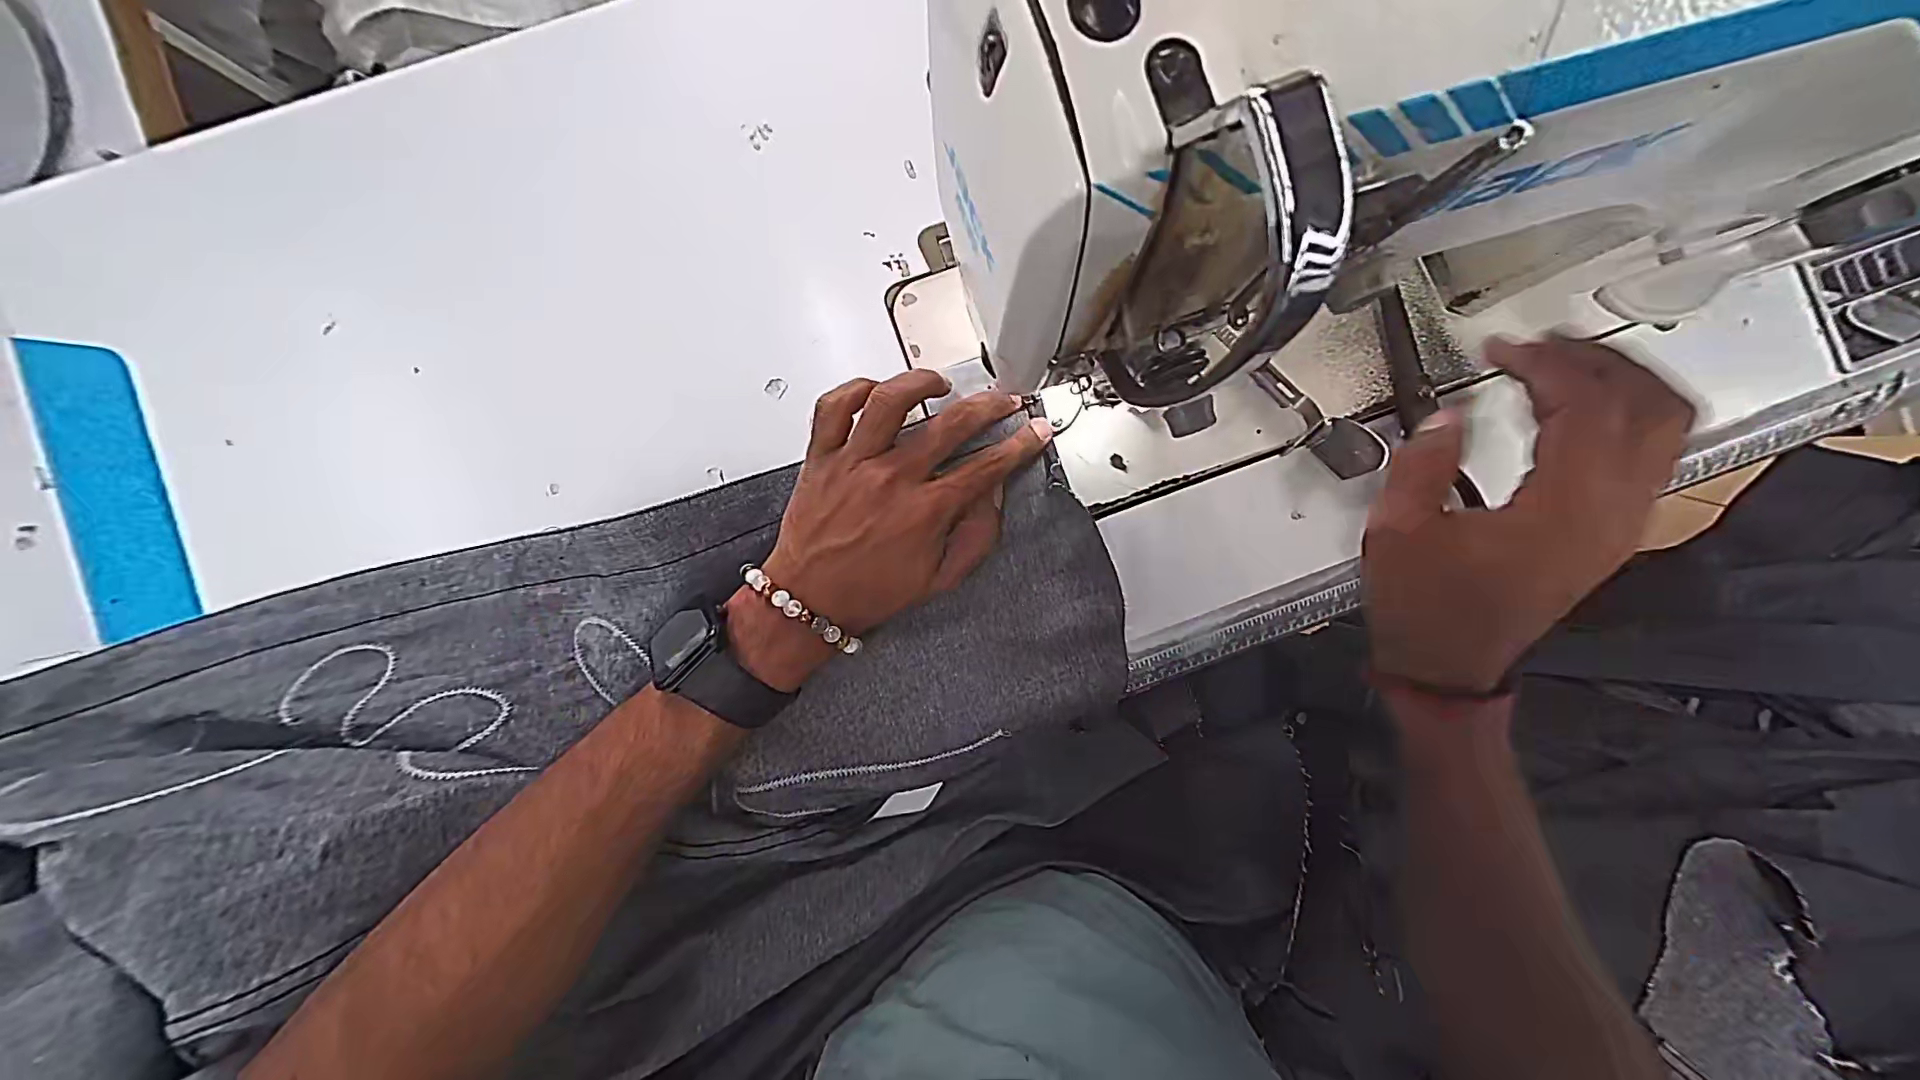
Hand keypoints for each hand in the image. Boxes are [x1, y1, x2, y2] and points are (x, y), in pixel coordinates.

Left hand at [726, 369, 1053, 689]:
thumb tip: (993, 497)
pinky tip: (876, 390)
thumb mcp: (938, 579)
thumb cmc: (868, 591)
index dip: (1019, 444)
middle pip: (952, 424)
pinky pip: (834, 408)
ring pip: (891, 401)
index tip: (1031, 432)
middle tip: (1002, 401)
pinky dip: (855, 390)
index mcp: (925, 511)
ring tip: (940, 384)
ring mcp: (854, 464)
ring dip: (922, 383)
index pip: (986, 465)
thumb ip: (975, 537)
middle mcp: (892, 480)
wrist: (811, 599)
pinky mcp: (822, 458)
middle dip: (990, 405)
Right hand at [1363, 337, 1694, 695]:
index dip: (1546, 363)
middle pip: (1650, 406)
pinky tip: (1575, 414)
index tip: (1503, 349)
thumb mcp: (1397, 529)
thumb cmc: (1424, 607)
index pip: (1588, 406)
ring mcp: (1620, 526)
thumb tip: (1445, 417)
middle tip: (1541, 346)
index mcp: (1562, 509)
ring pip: (1664, 428)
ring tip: (1561, 367)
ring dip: (1619, 385)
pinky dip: (1621, 419)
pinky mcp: (1611, 534)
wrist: (1448, 662)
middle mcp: (1611, 514)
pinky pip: (1649, 457)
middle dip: (1597, 361)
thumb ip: (1421, 463)